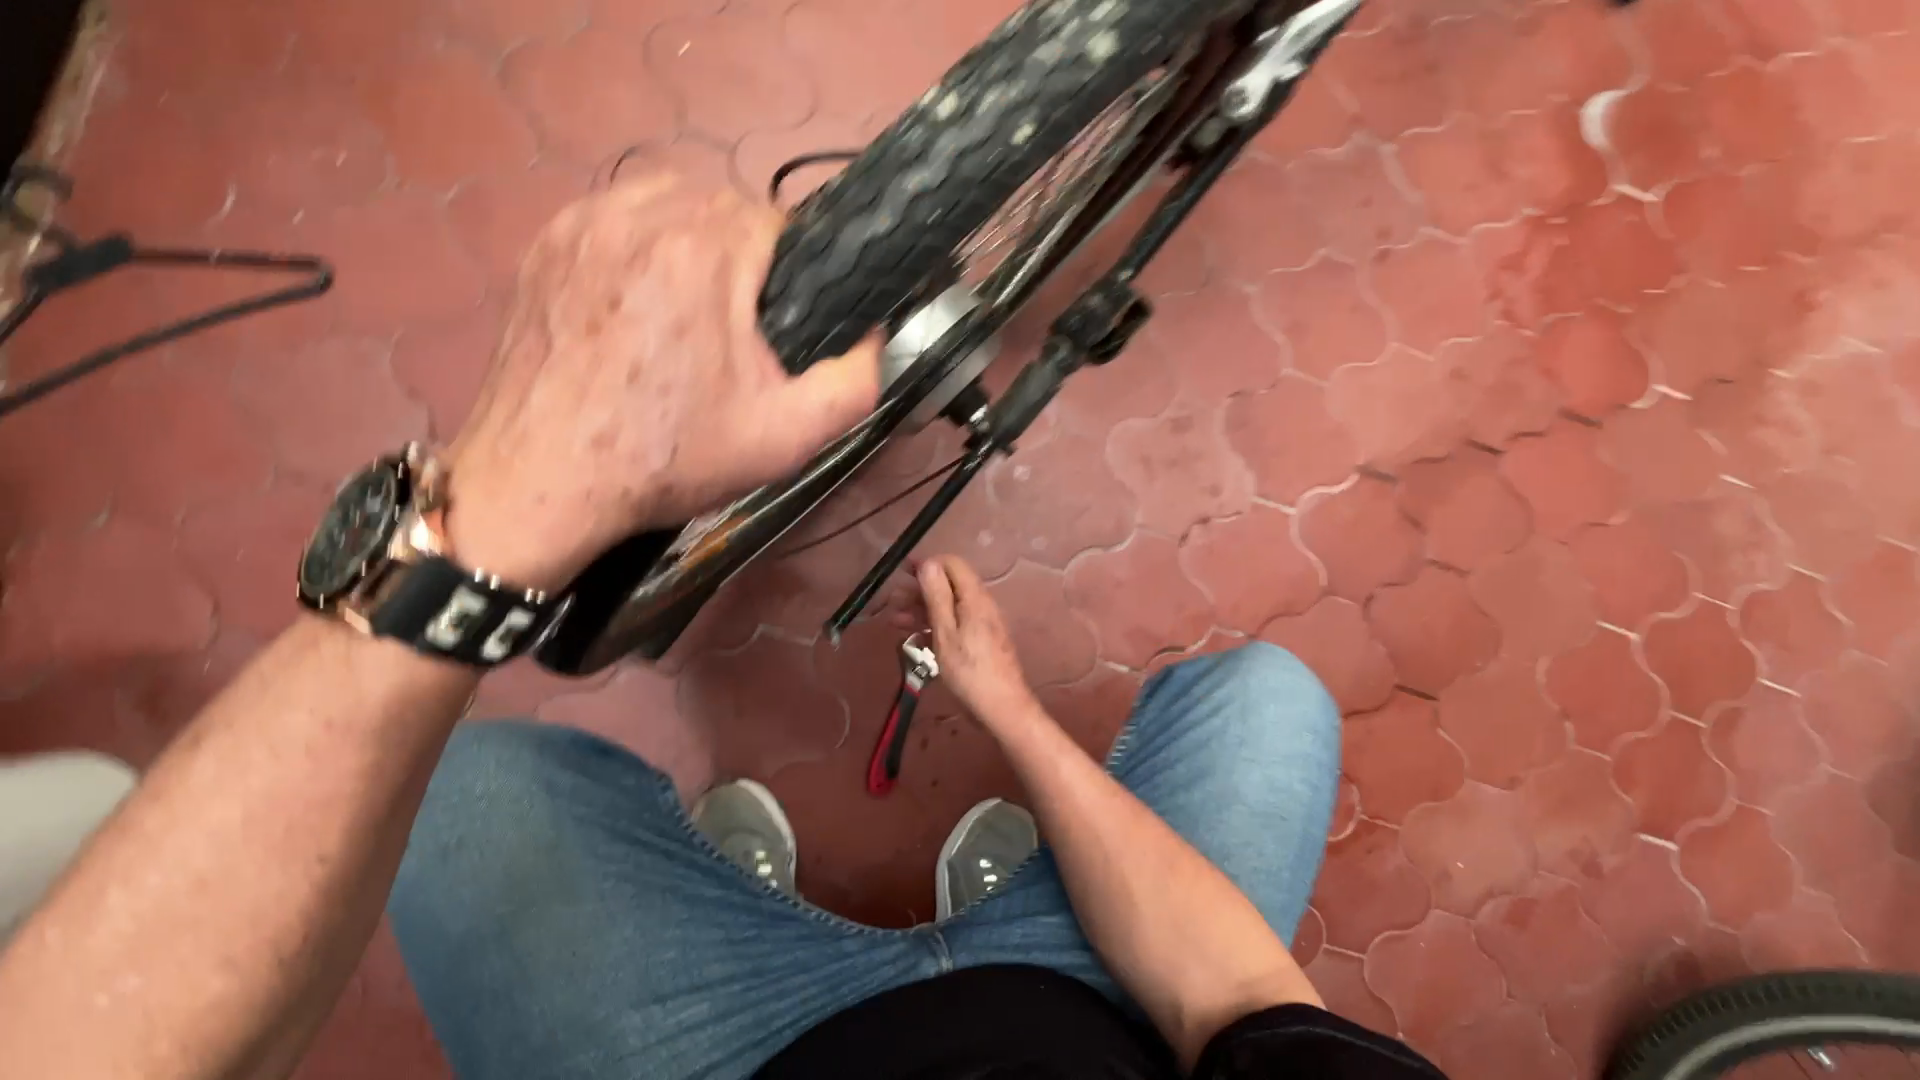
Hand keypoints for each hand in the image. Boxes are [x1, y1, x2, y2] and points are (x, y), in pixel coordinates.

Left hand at [441, 172, 881, 589]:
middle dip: (745, 259)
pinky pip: (617, 219)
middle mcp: (640, 215)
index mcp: (704, 251)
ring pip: (670, 203)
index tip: (784, 323)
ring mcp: (583, 224)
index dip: (795, 273)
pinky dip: (643, 248)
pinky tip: (643, 306)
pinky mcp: (546, 244)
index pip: (780, 222)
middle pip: (724, 207)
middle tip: (740, 329)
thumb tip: (872, 334)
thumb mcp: (789, 437)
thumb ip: (855, 380)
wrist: (544, 483)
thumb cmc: (668, 460)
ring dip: (695, 244)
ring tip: (694, 312)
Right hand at [891, 556, 1040, 732]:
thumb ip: (937, 596)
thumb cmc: (969, 671)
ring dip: (921, 611)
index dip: (928, 564)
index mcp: (974, 598)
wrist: (1001, 708)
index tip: (902, 572)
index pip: (953, 565)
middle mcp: (980, 606)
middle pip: (949, 586)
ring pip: (948, 608)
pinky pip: (953, 625)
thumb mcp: (946, 632)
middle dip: (919, 590)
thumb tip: (929, 563)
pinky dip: (933, 628)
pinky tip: (914, 641)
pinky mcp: (978, 642)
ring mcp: (981, 625)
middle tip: (892, 601)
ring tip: (895, 621)